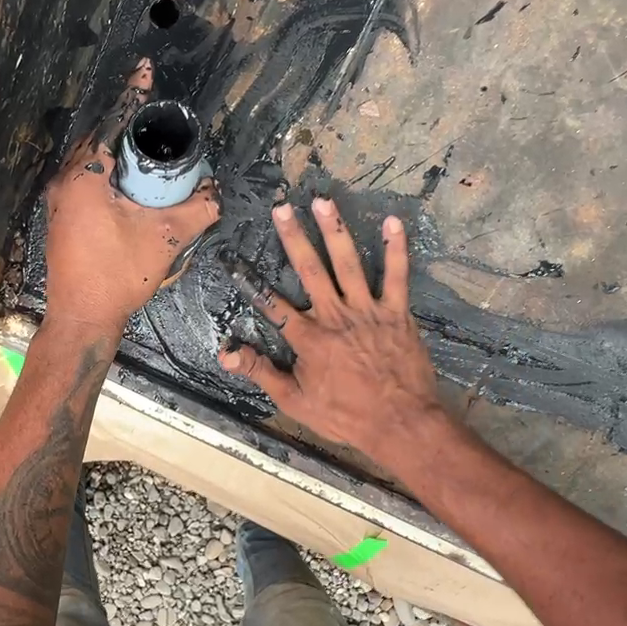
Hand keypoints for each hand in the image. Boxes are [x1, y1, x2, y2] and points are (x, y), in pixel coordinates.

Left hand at [43, 59, 219, 337]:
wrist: (82, 316)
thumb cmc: (117, 277)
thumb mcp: (166, 239)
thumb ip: (198, 210)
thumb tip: (217, 191)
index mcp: (85, 177)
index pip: (112, 122)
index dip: (133, 94)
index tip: (145, 70)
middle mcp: (65, 182)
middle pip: (97, 136)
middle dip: (125, 120)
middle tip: (154, 112)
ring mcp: (59, 200)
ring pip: (89, 158)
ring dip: (114, 145)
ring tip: (144, 140)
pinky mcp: (62, 216)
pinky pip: (85, 177)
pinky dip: (106, 167)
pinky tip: (127, 176)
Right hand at [218, 198, 464, 472]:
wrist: (401, 423)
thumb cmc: (346, 415)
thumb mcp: (295, 401)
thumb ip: (261, 372)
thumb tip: (226, 354)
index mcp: (308, 338)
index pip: (273, 305)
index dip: (251, 283)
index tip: (235, 261)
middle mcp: (335, 316)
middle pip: (309, 270)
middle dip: (293, 237)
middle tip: (282, 208)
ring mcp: (367, 311)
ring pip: (347, 263)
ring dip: (334, 230)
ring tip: (323, 202)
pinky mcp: (397, 313)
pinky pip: (397, 275)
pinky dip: (395, 249)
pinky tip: (392, 223)